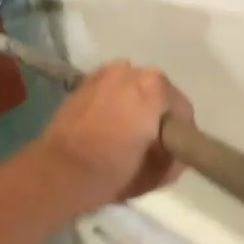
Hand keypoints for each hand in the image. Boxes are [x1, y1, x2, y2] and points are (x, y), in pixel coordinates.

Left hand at [31, 61, 192, 212]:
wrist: (61, 168)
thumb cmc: (114, 171)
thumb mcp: (160, 173)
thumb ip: (177, 156)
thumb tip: (177, 149)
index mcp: (153, 87)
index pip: (182, 107)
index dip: (182, 131)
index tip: (174, 150)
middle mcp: (129, 70)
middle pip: (156, 91)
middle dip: (158, 113)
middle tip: (152, 142)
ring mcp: (103, 72)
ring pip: (132, 87)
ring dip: (136, 104)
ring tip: (128, 131)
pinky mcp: (84, 80)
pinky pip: (111, 88)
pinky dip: (115, 100)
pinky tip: (108, 123)